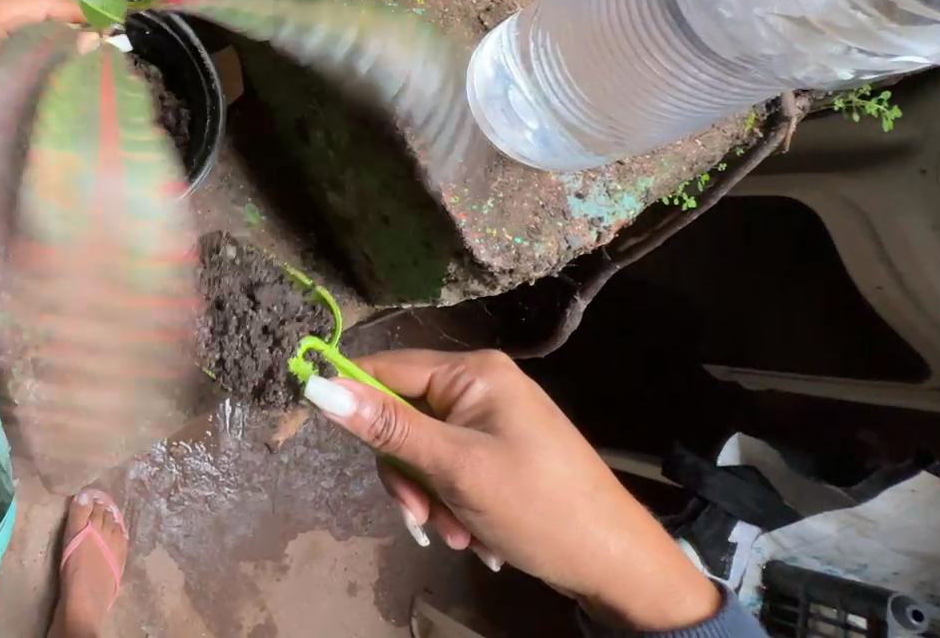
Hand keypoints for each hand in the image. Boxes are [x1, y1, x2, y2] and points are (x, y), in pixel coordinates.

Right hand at [303, 349, 720, 630]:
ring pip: (420, 444)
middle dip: (405, 470)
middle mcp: (478, 383)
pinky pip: (446, 461)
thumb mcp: (454, 468)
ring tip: (453, 534)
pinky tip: (469, 534)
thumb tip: (316, 385)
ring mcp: (490, 416)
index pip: (385, 368)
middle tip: (420, 517)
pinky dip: (448, 498)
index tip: (333, 437)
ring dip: (427, 493)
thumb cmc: (538, 509)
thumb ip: (384, 426)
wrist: (624, 571)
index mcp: (471, 371)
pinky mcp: (498, 447)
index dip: (352, 398)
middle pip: (401, 412)